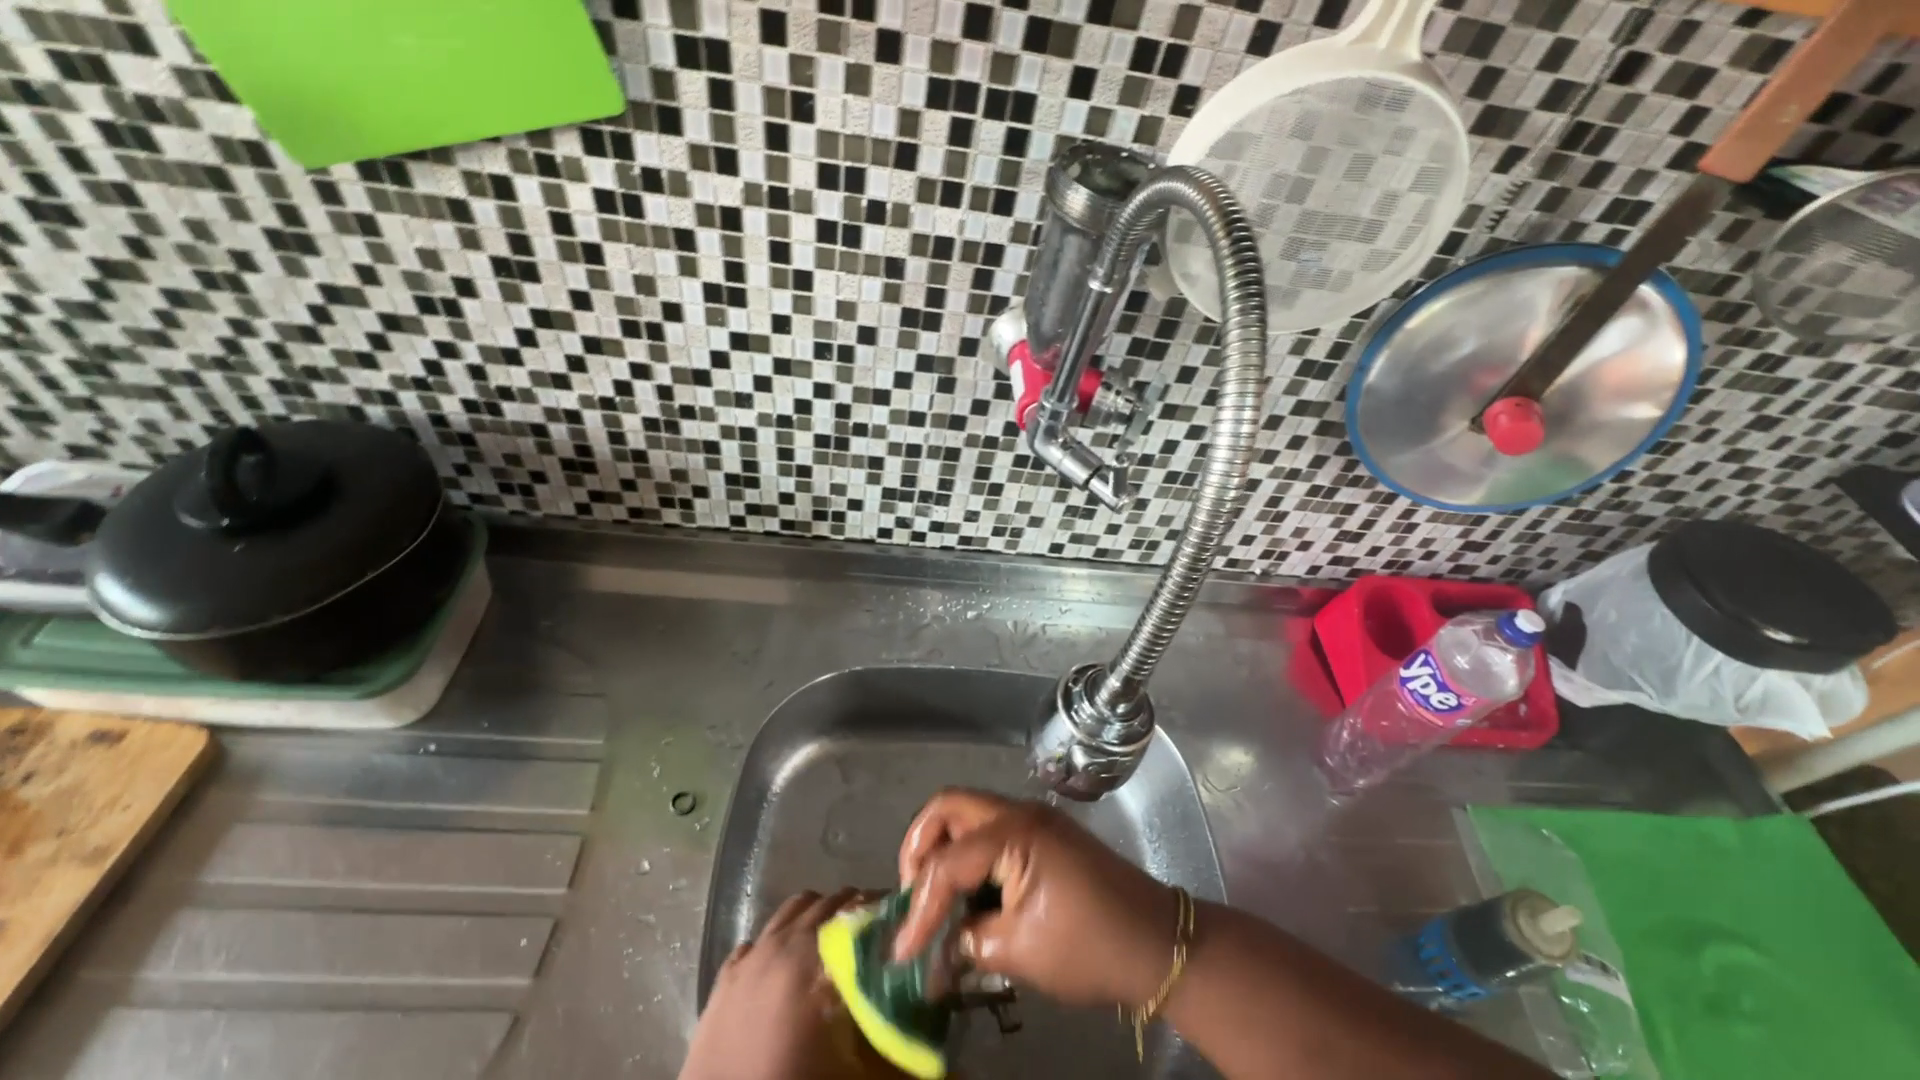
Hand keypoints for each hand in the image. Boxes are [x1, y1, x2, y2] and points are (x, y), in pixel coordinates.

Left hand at [681, 888, 904, 1079]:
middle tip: (879, 934)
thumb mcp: (859, 1071)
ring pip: (790, 912)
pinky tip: (789, 967)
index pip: (858, 910)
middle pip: (824, 904)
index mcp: (812, 960)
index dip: (885, 911)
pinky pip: (758, 940)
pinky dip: (778, 940)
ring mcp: (748, 959)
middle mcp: (779, 945)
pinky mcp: (724, 979)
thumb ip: (898, 1047)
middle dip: (855, 912)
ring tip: (837, 944)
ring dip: (817, 919)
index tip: (904, 922)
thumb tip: (946, 1057)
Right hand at [893, 789, 1179, 1008]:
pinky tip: (969, 896)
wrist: (1161, 945)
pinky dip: (972, 856)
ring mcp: (1039, 821)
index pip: (945, 864)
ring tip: (934, 897)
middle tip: (911, 891)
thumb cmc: (1091, 947)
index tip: (904, 950)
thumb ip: (969, 940)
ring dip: (946, 849)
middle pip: (950, 808)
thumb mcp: (1019, 952)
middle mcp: (1022, 814)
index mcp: (1014, 834)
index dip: (918, 908)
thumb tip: (943, 944)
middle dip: (920, 847)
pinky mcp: (1049, 837)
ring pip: (972, 816)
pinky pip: (995, 832)